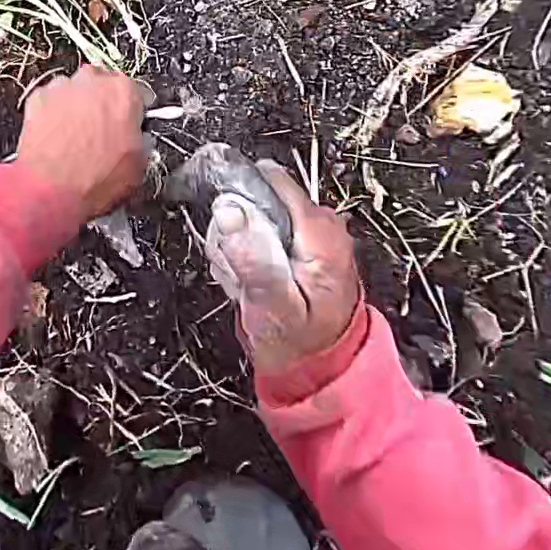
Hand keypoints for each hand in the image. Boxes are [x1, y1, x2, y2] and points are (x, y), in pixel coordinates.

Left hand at [15, 65, 147, 224]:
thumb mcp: (139, 164)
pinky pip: (50, 101)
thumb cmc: (96, 178)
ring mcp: (62, 87)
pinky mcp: (37, 98)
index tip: (130, 123)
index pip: (136, 92)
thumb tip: (139, 140)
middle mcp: (93, 80)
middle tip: (101, 132)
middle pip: (103, 85)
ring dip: (77, 107)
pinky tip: (56, 138)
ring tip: (76, 138)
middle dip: (103, 104)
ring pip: (75, 91)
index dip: (134, 110)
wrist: (51, 191)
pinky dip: (53, 114)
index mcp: (124, 91)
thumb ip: (142, 140)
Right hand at [205, 161, 360, 373]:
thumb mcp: (274, 305)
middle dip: (237, 230)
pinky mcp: (300, 239)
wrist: (319, 369)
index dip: (241, 202)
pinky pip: (261, 229)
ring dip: (239, 246)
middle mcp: (320, 221)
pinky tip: (253, 280)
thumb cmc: (301, 342)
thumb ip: (253, 257)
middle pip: (258, 197)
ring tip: (247, 281)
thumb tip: (230, 209)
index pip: (270, 180)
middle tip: (240, 272)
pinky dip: (248, 253)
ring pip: (254, 213)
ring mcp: (311, 229)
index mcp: (320, 230)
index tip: (230, 236)